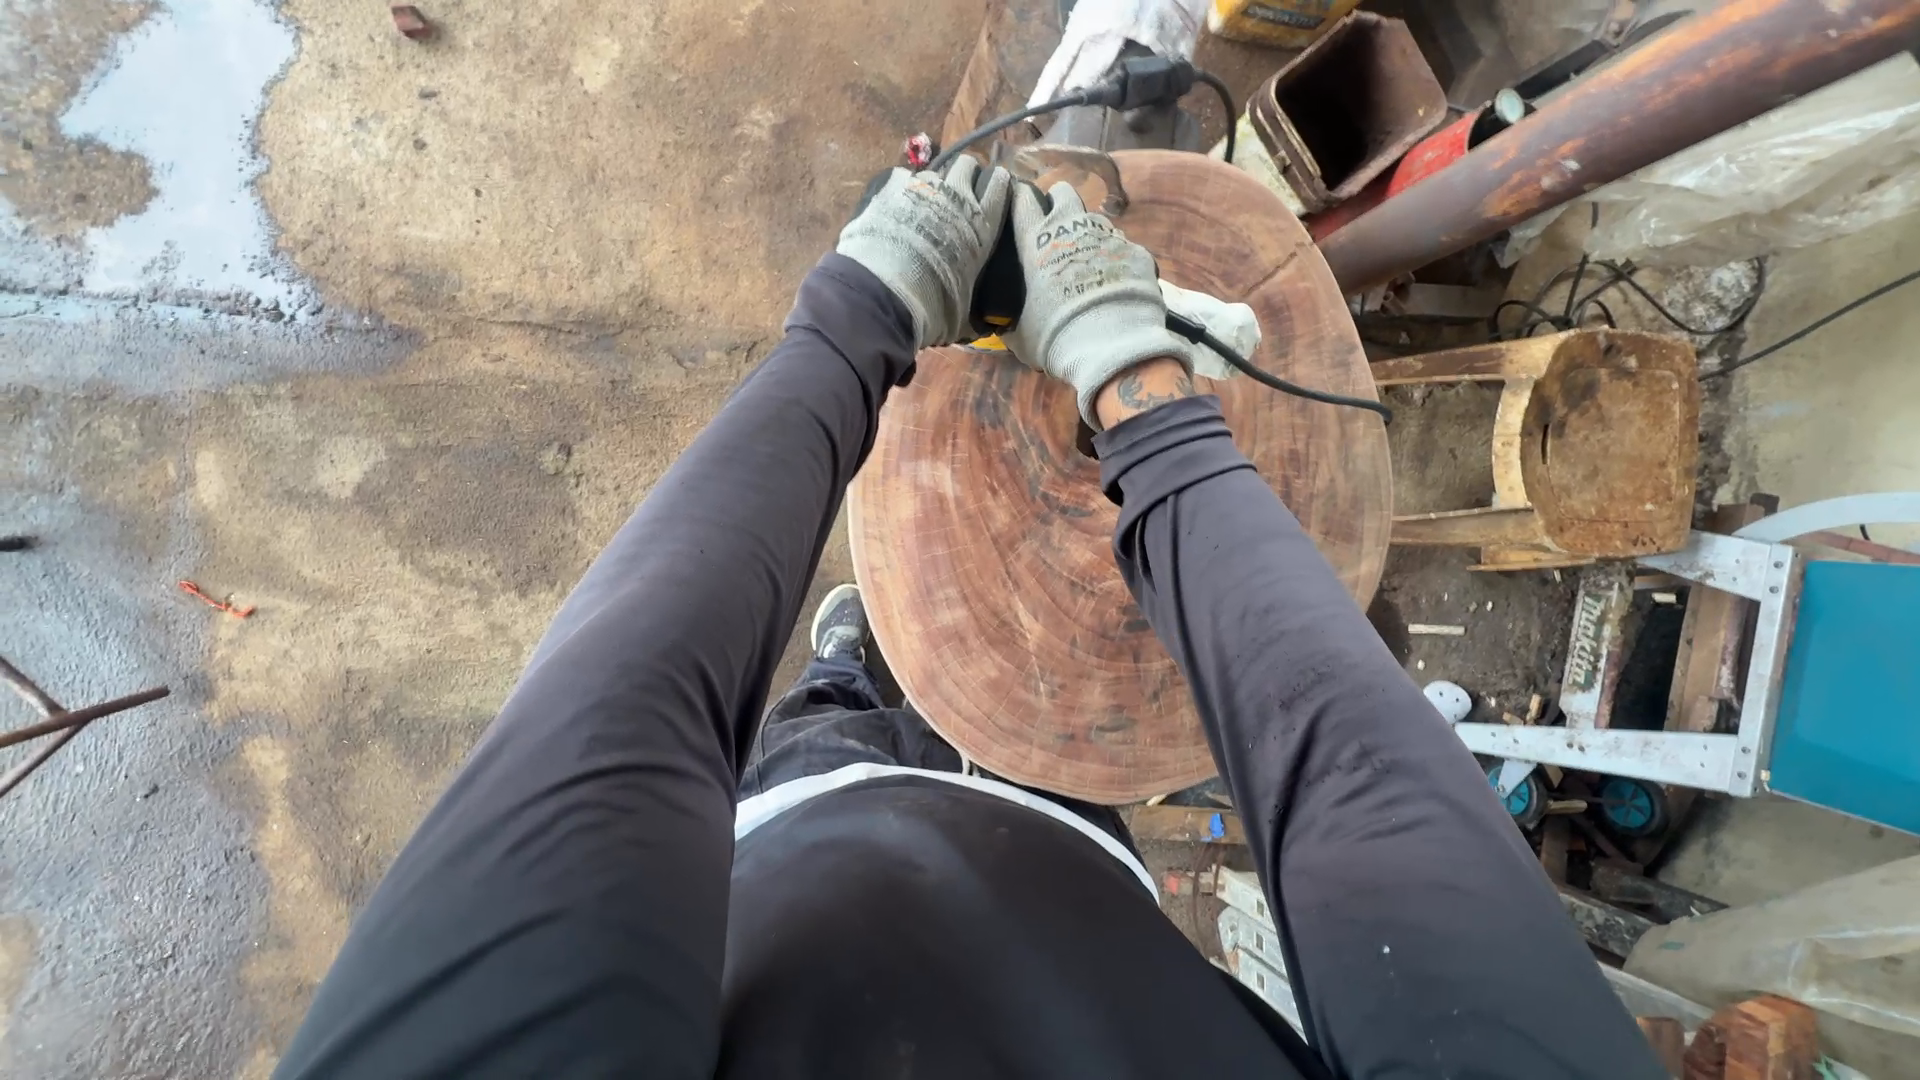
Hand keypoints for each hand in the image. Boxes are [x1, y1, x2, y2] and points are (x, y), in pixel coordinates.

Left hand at [835, 157, 1011, 349]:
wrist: (886, 293)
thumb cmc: (934, 307)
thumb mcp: (963, 316)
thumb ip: (975, 314)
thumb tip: (984, 327)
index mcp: (984, 225)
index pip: (1000, 185)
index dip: (997, 184)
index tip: (992, 190)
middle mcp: (958, 198)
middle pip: (967, 166)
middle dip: (965, 176)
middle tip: (958, 196)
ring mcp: (924, 189)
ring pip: (935, 172)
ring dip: (933, 186)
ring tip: (923, 207)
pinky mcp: (892, 187)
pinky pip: (902, 180)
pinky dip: (901, 191)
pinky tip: (894, 210)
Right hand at [999, 182, 1198, 427]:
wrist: (1109, 345)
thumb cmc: (1053, 336)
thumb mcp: (1020, 331)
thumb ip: (1011, 317)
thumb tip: (1003, 323)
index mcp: (1034, 240)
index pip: (1022, 200)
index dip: (1020, 199)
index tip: (1018, 208)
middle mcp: (1071, 226)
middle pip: (1062, 193)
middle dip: (1058, 203)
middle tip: (1054, 228)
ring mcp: (1106, 235)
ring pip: (1093, 219)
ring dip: (1087, 233)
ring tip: (1086, 262)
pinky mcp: (1136, 250)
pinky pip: (1121, 247)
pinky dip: (1115, 259)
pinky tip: (1114, 283)